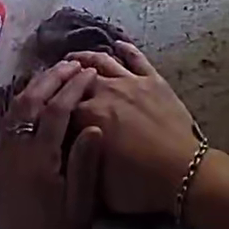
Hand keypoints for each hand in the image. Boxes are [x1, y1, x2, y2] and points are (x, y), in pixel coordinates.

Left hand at [0, 60, 103, 228]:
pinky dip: (23, 97)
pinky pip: (9, 117)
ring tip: (57, 71)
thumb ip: (85, 164)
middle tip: (73, 63)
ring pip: (16, 105)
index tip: (89, 74)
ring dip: (36, 84)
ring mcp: (6, 151)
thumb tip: (94, 125)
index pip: (56, 111)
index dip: (73, 89)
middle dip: (53, 78)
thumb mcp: (82, 206)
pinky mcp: (1, 156)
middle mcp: (17, 149)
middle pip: (32, 100)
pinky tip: (35, 92)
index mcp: (39, 159)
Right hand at [67, 43, 201, 215]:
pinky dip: (126, 48)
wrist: (183, 173)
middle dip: (64, 75)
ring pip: (103, 60)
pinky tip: (118, 43)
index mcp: (87, 115)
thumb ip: (76, 161)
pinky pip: (136, 58)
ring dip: (86, 57)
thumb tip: (63, 149)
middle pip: (78, 77)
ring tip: (76, 56)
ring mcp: (130, 81)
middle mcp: (105, 91)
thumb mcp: (97, 184)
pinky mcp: (153, 80)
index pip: (61, 104)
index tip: (45, 105)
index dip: (51, 104)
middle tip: (56, 75)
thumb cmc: (139, 184)